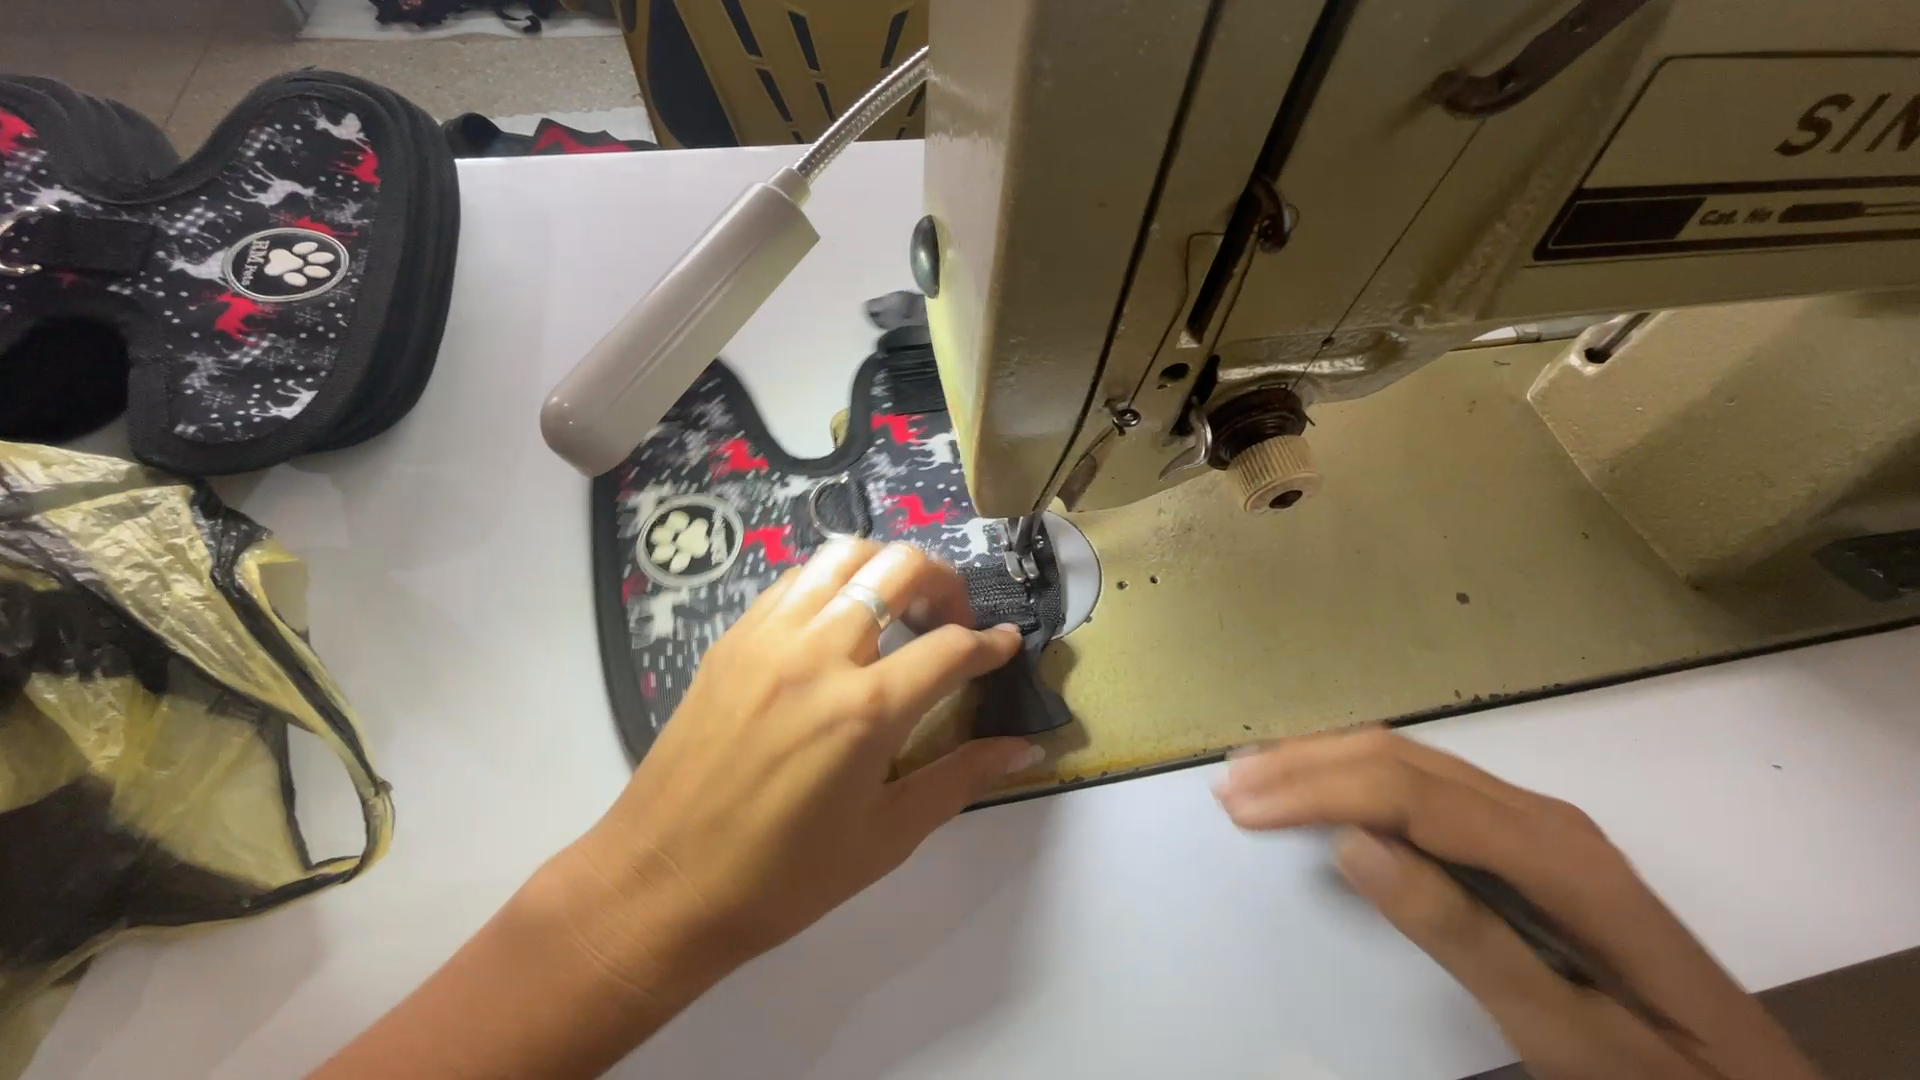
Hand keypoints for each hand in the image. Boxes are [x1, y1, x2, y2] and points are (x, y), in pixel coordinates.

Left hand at [563, 538, 1038, 985]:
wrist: (661, 883)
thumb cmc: (783, 877)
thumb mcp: (886, 838)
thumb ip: (959, 779)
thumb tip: (1023, 748)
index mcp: (865, 710)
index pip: (951, 647)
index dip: (991, 644)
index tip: (1007, 645)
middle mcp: (819, 654)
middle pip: (900, 569)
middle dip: (945, 582)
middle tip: (953, 620)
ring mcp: (768, 638)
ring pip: (843, 556)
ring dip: (886, 568)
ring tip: (898, 608)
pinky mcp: (731, 639)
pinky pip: (794, 580)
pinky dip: (832, 582)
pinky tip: (838, 622)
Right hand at [1213, 730, 1822, 1079]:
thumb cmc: (1655, 1070)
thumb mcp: (1564, 1032)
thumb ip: (1461, 934)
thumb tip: (1352, 844)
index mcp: (1553, 854)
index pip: (1406, 793)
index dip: (1315, 790)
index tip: (1241, 806)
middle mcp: (1540, 814)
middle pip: (1400, 758)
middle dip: (1305, 763)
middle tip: (1229, 782)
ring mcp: (1534, 820)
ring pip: (1408, 760)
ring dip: (1324, 761)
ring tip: (1256, 772)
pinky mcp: (1522, 835)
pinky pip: (1424, 784)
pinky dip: (1358, 776)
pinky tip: (1324, 783)